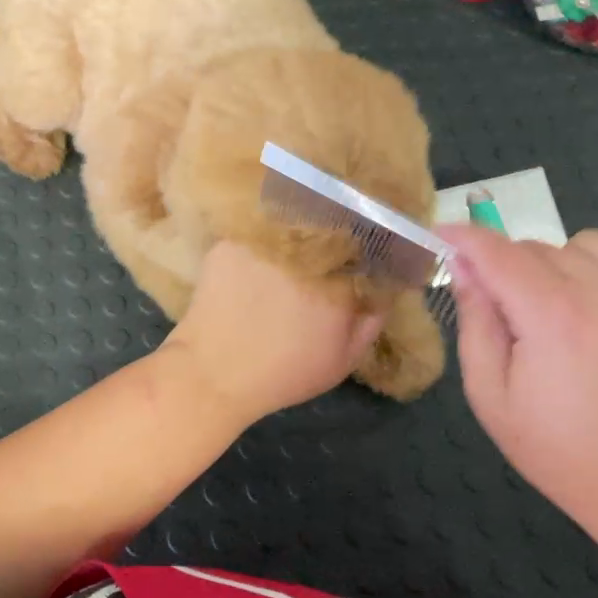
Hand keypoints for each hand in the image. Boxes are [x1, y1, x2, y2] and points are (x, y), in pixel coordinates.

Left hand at [155, 240, 381, 425]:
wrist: (215, 372)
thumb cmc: (283, 373)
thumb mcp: (341, 361)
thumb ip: (370, 322)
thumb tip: (383, 290)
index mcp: (340, 283)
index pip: (366, 250)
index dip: (364, 254)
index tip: (358, 261)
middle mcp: (305, 256)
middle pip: (329, 230)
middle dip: (332, 239)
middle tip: (322, 256)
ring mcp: (265, 244)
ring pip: (291, 223)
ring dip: (297, 232)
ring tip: (292, 251)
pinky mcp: (231, 241)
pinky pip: (255, 230)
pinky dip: (261, 239)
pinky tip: (259, 253)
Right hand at [440, 225, 597, 549]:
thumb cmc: (571, 459)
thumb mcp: (494, 401)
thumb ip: (475, 326)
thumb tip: (465, 270)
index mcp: (556, 318)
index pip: (497, 250)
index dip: (463, 238)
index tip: (443, 238)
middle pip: (541, 247)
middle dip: (511, 266)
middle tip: (508, 310)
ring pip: (593, 248)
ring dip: (564, 266)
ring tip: (565, 314)